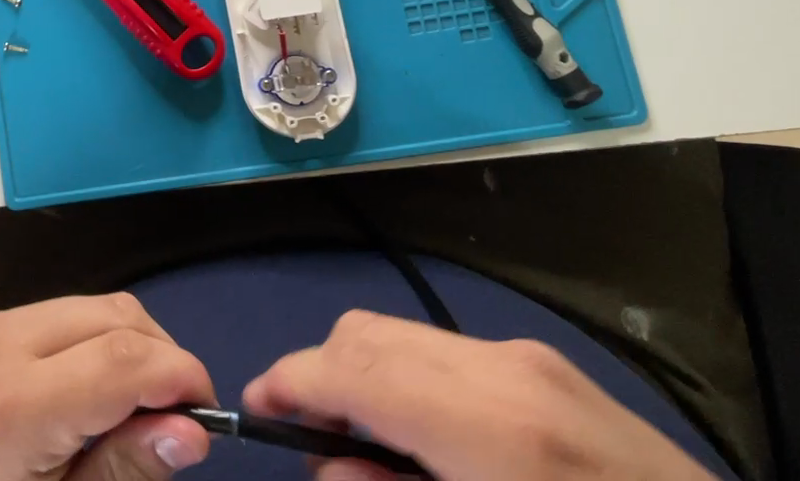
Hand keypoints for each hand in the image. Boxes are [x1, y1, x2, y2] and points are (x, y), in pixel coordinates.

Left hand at [0, 293, 214, 480]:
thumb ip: (126, 470)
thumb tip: (194, 432)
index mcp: (15, 405)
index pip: (120, 360)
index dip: (180, 376)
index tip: (210, 416)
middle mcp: (7, 345)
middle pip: (117, 319)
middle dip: (166, 359)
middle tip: (183, 418)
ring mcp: (1, 325)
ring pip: (104, 305)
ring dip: (143, 345)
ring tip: (149, 404)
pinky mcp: (2, 321)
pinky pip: (80, 311)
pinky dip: (113, 339)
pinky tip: (111, 386)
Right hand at [243, 311, 716, 480]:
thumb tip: (329, 465)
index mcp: (490, 426)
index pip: (353, 371)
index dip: (291, 383)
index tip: (255, 409)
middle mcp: (501, 368)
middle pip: (365, 335)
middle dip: (317, 374)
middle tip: (305, 435)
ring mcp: (527, 359)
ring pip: (399, 334)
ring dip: (358, 372)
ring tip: (359, 436)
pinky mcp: (544, 364)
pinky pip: (440, 350)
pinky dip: (402, 375)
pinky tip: (418, 431)